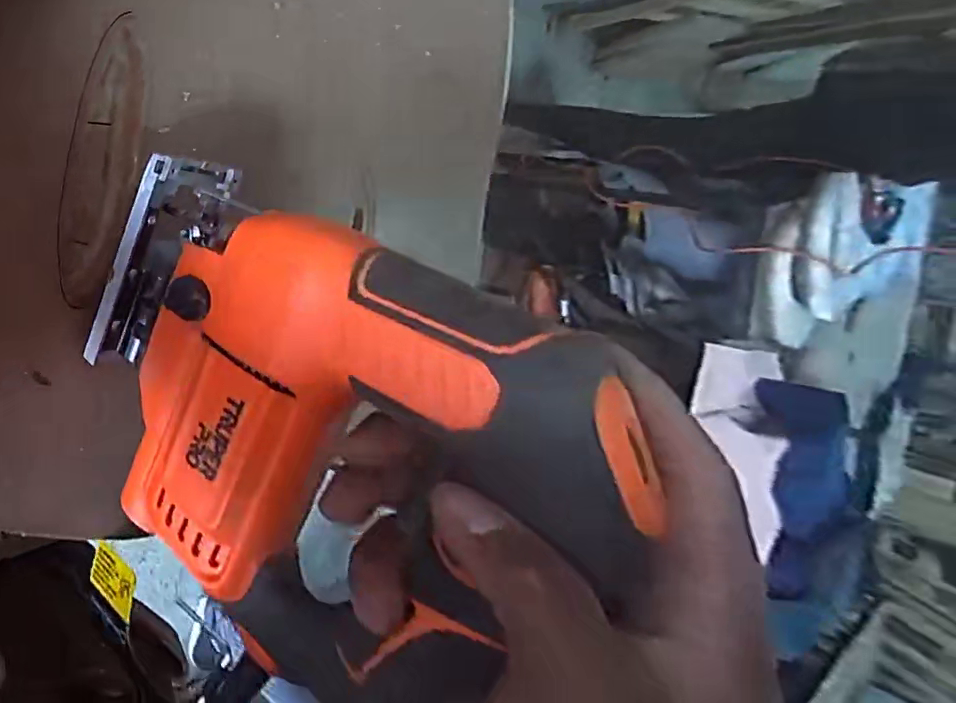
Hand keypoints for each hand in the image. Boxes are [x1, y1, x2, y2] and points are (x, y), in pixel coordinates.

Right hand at [322, 350, 774, 702]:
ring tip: (339, 514)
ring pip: (458, 504)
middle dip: (427, 447)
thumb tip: (451, 496)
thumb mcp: (587, 683)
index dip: (622, 393)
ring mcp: (542, 584)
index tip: (543, 344)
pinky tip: (369, 598)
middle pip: (520, 464)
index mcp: (676, 578)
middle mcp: (606, 564)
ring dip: (388, 502)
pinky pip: (431, 558)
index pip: (671, 460)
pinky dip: (389, 566)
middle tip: (360, 449)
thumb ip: (532, 583)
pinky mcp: (492, 610)